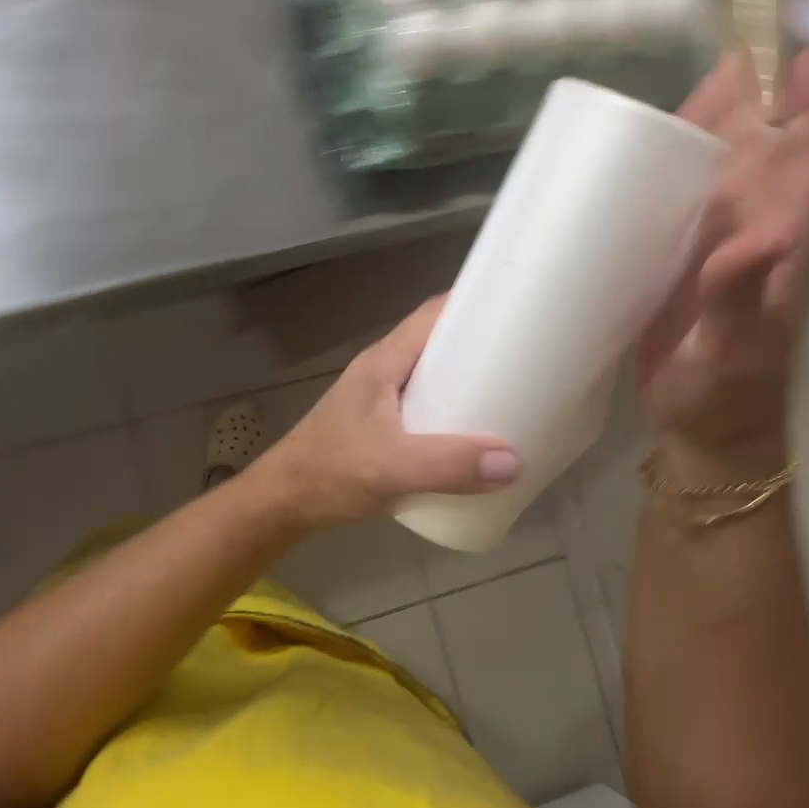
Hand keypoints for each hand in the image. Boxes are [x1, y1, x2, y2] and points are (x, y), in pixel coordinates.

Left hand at [251, 297, 521, 532]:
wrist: (282, 503)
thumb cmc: (329, 474)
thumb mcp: (390, 469)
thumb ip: (448, 465)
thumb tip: (513, 460)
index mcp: (383, 363)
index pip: (431, 314)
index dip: (472, 304)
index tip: (517, 308)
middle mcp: (382, 371)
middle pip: (436, 342)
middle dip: (479, 345)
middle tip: (526, 359)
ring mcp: (378, 399)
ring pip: (430, 376)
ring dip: (466, 381)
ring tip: (511, 396)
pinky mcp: (378, 426)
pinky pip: (424, 405)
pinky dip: (452, 411)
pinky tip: (474, 437)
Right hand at [634, 47, 808, 450]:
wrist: (701, 430)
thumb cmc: (727, 395)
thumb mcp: (732, 348)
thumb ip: (739, 293)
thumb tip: (763, 231)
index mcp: (779, 248)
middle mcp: (752, 237)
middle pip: (760, 157)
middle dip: (753, 105)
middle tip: (728, 59)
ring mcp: (713, 250)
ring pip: (719, 176)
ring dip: (711, 130)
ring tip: (691, 90)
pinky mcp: (678, 267)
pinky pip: (678, 206)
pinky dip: (667, 174)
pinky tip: (641, 159)